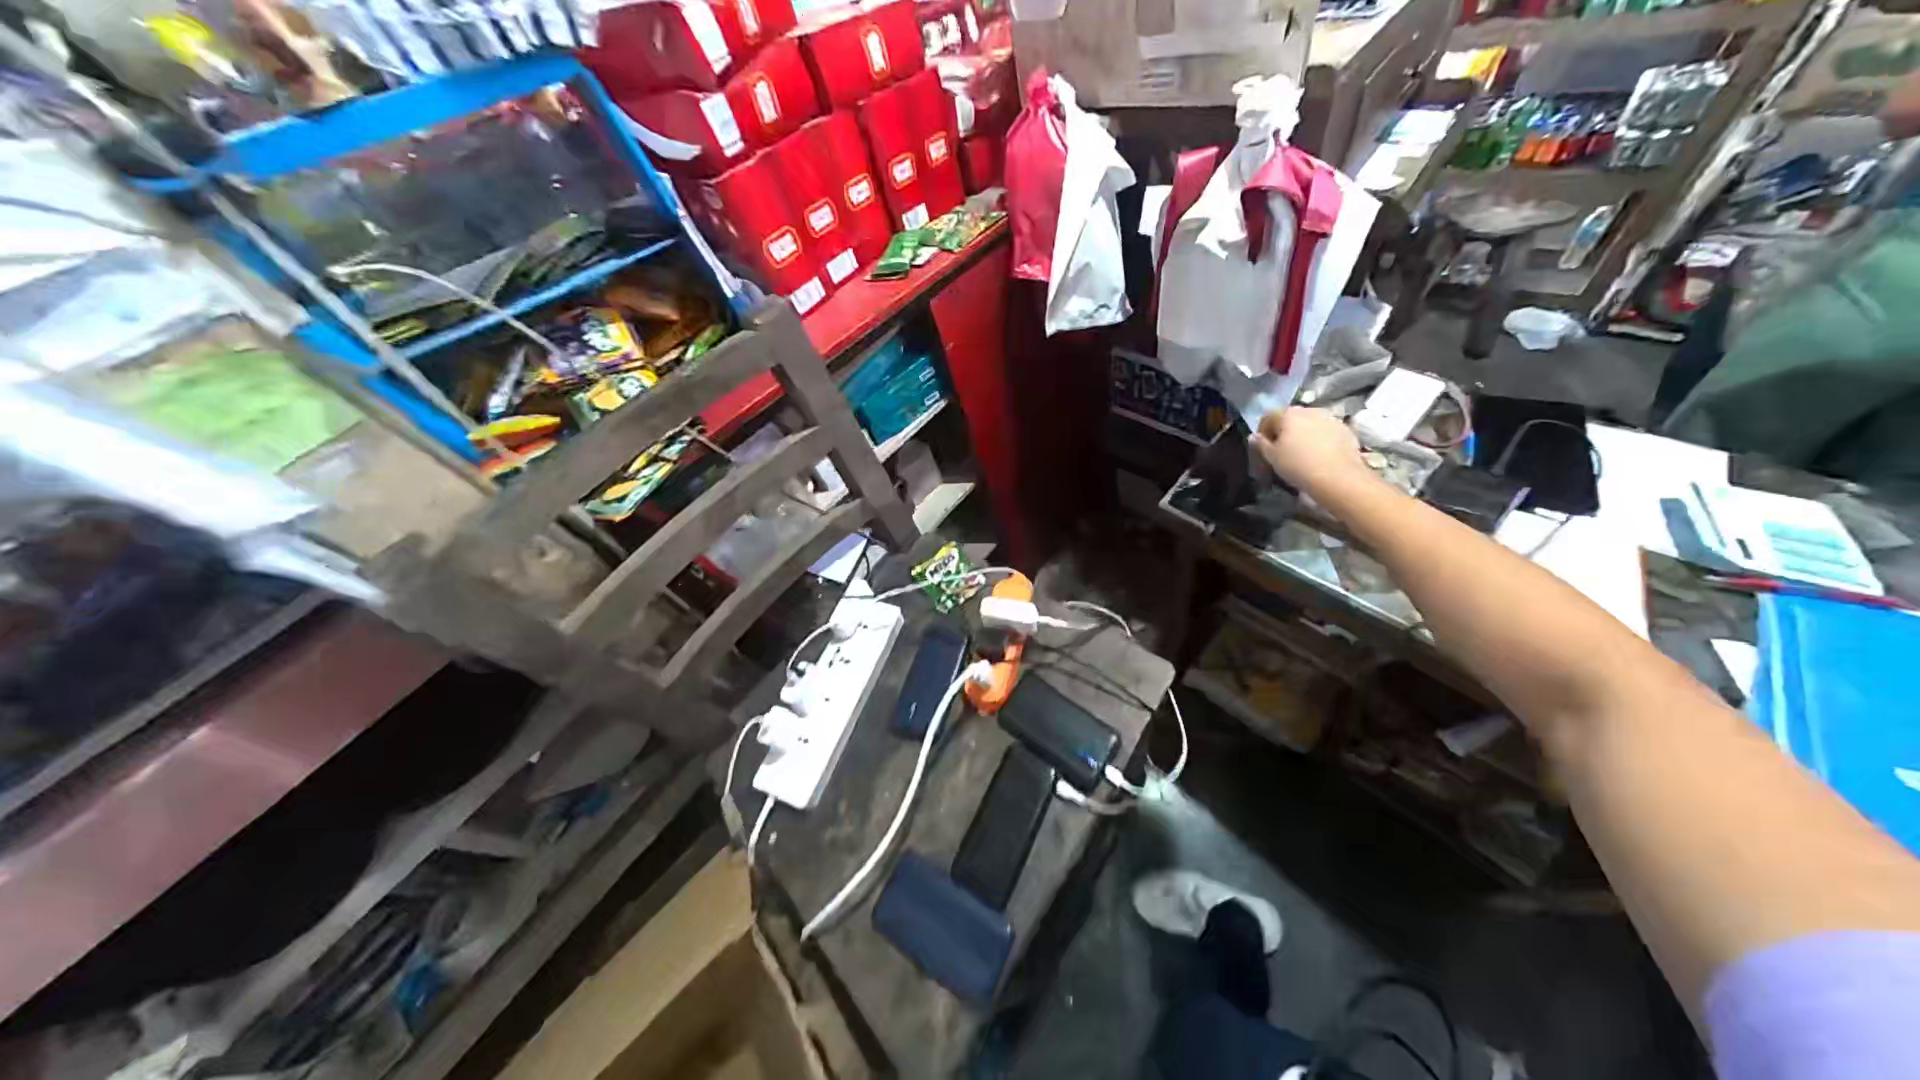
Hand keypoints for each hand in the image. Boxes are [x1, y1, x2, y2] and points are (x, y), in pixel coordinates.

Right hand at [1251, 407, 1367, 492]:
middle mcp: (1309, 410)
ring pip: (1310, 423)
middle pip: (1291, 417)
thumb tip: (1254, 436)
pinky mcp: (1345, 429)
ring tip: (1302, 452)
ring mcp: (1330, 418)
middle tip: (1282, 450)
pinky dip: (1320, 438)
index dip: (1263, 431)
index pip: (1268, 416)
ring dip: (1303, 433)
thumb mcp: (1272, 458)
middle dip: (1284, 430)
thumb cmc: (1298, 465)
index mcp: (1288, 414)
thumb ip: (1261, 444)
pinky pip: (1326, 430)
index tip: (1263, 447)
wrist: (1338, 477)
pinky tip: (1320, 455)